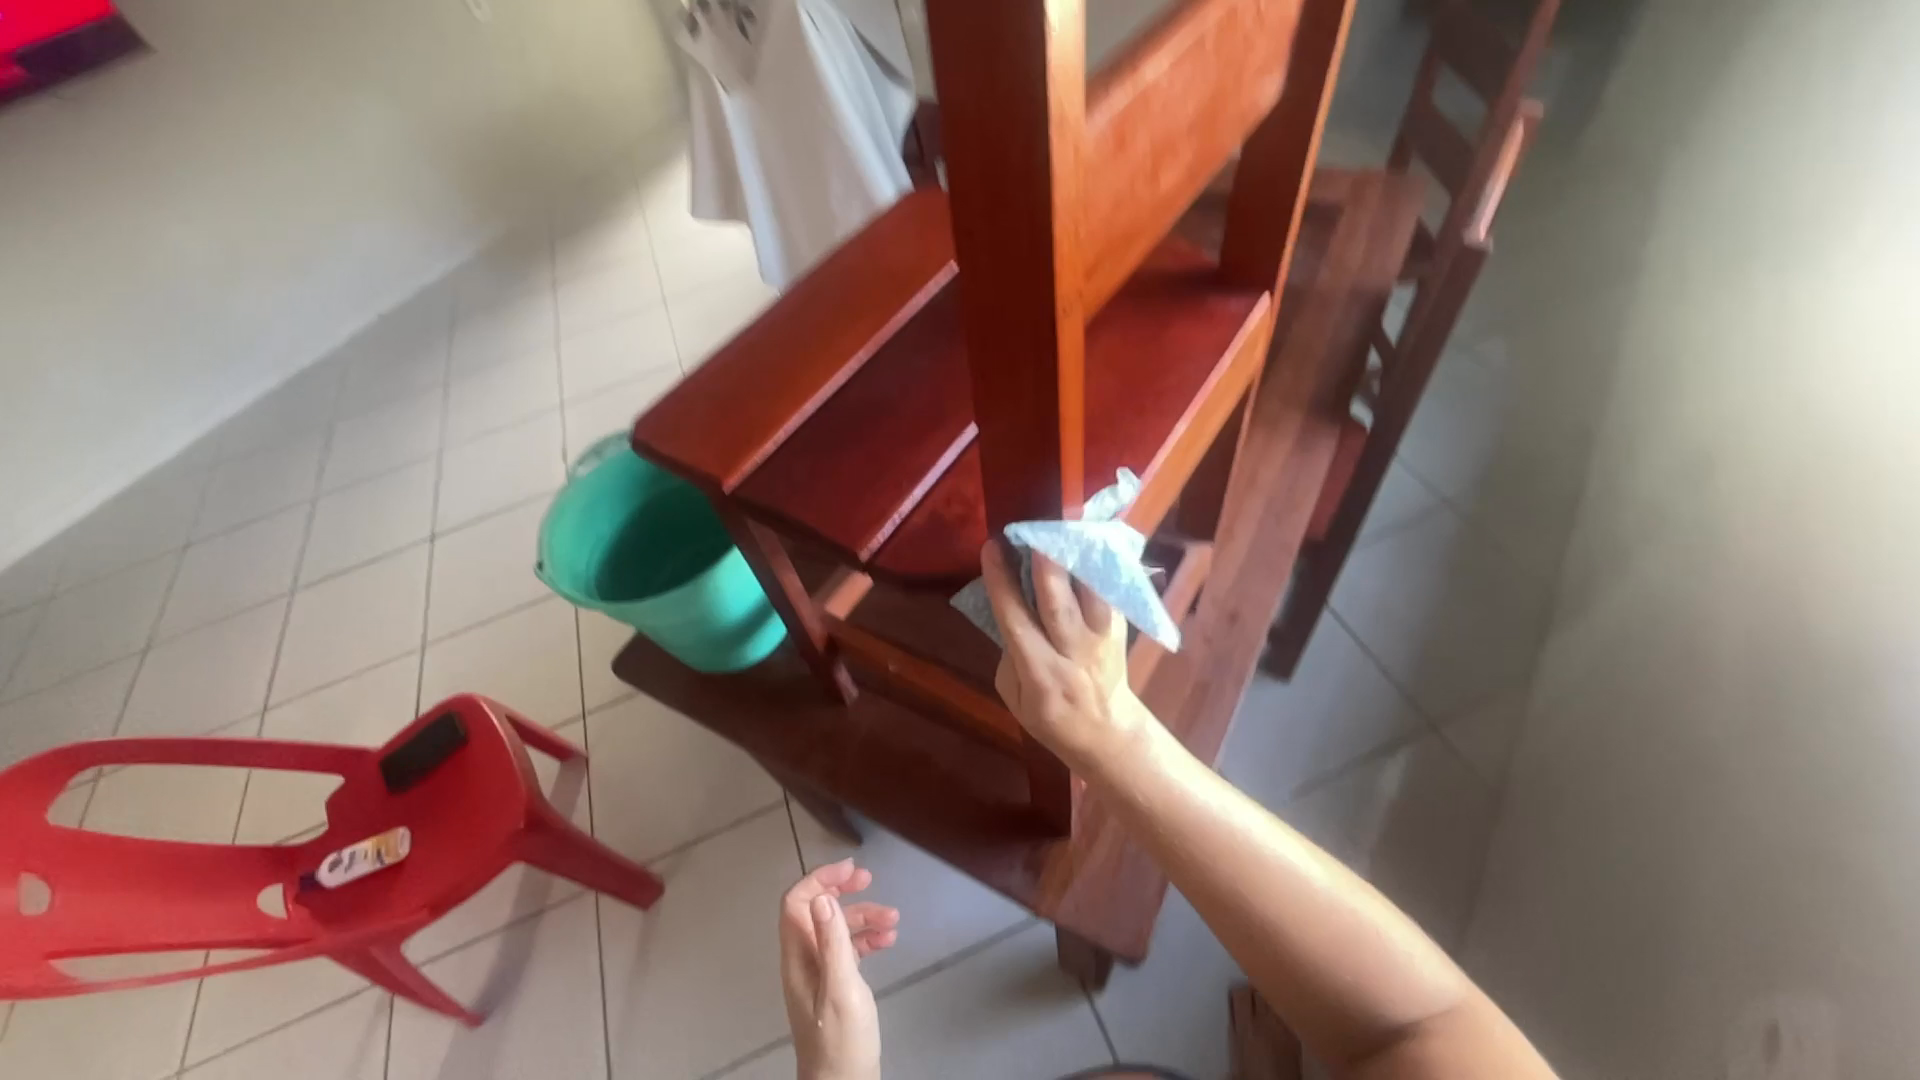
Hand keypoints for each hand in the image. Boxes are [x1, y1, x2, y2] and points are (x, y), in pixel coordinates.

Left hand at [779, 860, 898, 1079]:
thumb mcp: (841, 988)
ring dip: (863, 917)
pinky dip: (866, 940)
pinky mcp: (834, 986)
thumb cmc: (841, 1039)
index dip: (820, 879)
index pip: (796, 902)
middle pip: (815, 910)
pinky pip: (847, 950)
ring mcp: (818, 973)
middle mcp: (803, 960)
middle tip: (870, 880)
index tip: (851, 870)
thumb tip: (821, 896)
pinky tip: (888, 941)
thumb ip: (832, 942)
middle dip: (842, 890)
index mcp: (798, 957)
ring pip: (836, 929)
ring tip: (894, 920)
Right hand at [980, 541, 1146, 766]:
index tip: (992, 547)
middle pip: (1060, 605)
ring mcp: (1102, 640)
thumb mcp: (1014, 699)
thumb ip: (1009, 656)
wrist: (1107, 733)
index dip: (1002, 583)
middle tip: (1033, 531)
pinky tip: (1093, 538)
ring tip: (1067, 528)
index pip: (1017, 621)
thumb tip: (1013, 611)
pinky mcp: (1121, 629)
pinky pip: (1112, 593)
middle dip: (1046, 566)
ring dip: (1080, 560)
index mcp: (1040, 674)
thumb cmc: (1051, 718)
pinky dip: (1102, 565)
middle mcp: (1073, 653)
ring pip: (1094, 595)